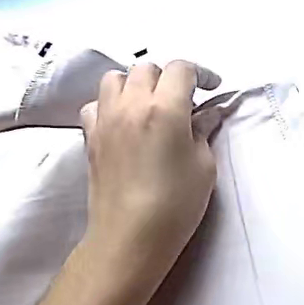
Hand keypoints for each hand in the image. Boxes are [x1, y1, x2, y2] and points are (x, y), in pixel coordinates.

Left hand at [78, 60, 225, 273]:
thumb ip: (203, 131)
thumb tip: (205, 115)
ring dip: (137, 84)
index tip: (213, 89)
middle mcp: (130, 106)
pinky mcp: (90, 137)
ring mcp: (105, 120)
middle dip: (170, 77)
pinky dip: (113, 103)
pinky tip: (127, 122)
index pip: (181, 69)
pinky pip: (97, 103)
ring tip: (153, 105)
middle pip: (147, 68)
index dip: (202, 74)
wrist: (131, 236)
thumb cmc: (177, 202)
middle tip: (186, 99)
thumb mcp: (204, 164)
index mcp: (164, 109)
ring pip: (115, 78)